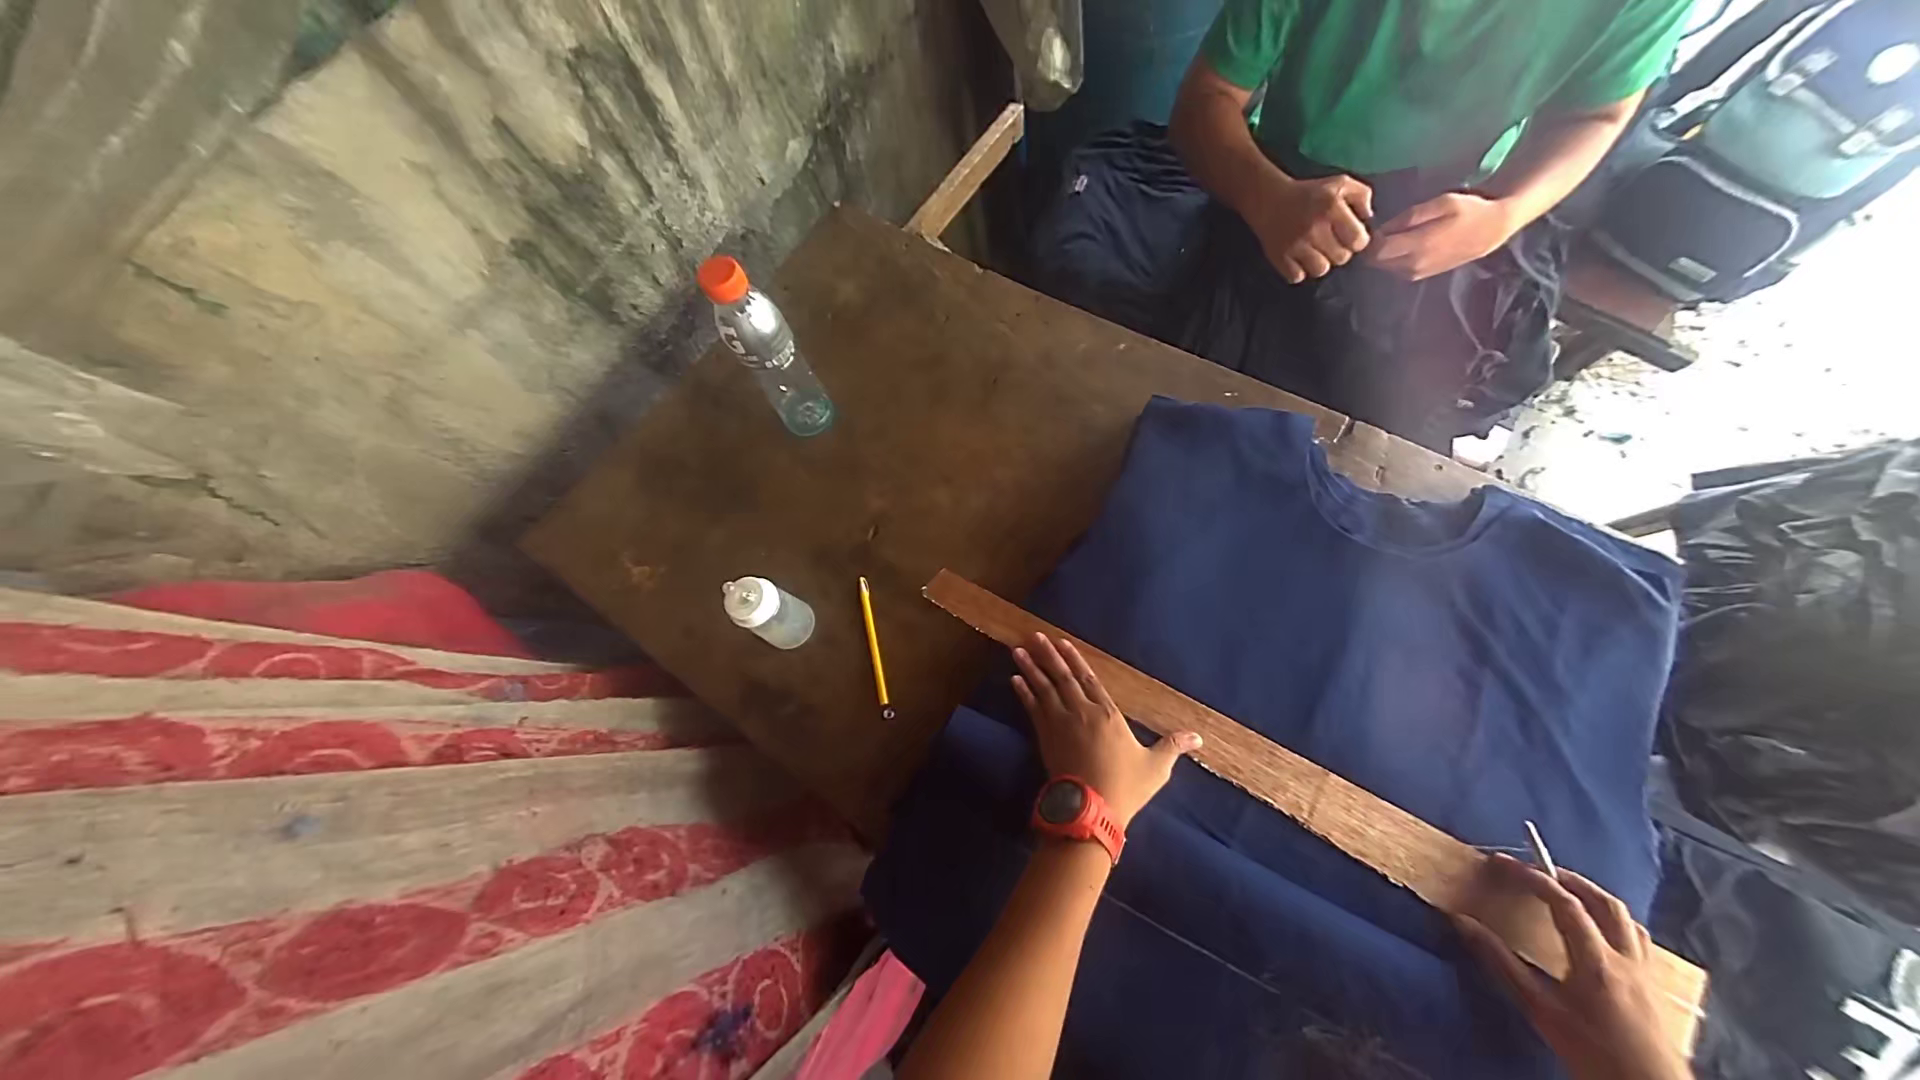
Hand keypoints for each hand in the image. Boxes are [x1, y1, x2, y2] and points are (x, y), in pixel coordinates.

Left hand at [1010, 633, 1200, 827]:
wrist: (1091, 809)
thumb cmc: (1125, 786)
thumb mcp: (1156, 767)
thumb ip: (1172, 747)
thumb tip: (1198, 737)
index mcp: (1108, 714)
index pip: (1088, 679)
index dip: (1075, 659)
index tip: (1062, 643)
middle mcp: (1082, 711)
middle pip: (1063, 677)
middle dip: (1048, 655)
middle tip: (1035, 635)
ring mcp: (1060, 723)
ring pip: (1044, 688)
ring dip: (1031, 667)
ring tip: (1018, 650)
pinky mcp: (1045, 737)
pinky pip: (1032, 708)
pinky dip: (1023, 693)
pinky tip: (1014, 679)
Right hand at [1246, 174, 1374, 284]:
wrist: (1269, 200)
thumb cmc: (1308, 193)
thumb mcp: (1340, 184)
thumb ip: (1362, 196)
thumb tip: (1368, 218)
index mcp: (1332, 208)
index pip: (1357, 241)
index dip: (1357, 242)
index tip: (1349, 238)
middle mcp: (1315, 228)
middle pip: (1341, 258)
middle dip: (1339, 252)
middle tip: (1330, 244)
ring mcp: (1296, 245)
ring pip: (1320, 270)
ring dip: (1320, 264)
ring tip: (1315, 253)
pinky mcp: (1279, 257)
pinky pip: (1297, 277)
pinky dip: (1299, 272)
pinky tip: (1298, 260)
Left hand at [1370, 193, 1518, 280]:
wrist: (1492, 231)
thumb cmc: (1469, 211)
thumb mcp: (1442, 203)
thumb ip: (1410, 217)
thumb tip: (1383, 228)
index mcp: (1417, 246)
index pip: (1376, 251)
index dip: (1370, 240)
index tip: (1374, 229)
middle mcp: (1412, 265)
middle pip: (1376, 262)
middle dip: (1373, 249)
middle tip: (1381, 234)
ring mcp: (1415, 274)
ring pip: (1383, 268)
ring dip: (1383, 256)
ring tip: (1393, 239)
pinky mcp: (1418, 277)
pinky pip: (1394, 270)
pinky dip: (1392, 260)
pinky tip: (1403, 247)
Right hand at [1455, 855, 1692, 1079]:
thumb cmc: (1592, 1053)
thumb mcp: (1538, 1008)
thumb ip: (1500, 961)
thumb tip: (1460, 921)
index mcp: (1597, 961)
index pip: (1564, 902)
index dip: (1530, 876)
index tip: (1500, 863)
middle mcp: (1627, 960)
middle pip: (1604, 903)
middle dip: (1567, 878)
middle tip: (1534, 870)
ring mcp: (1647, 975)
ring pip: (1626, 920)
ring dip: (1593, 897)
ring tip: (1564, 892)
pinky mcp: (1657, 990)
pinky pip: (1638, 940)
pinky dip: (1612, 922)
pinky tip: (1597, 932)